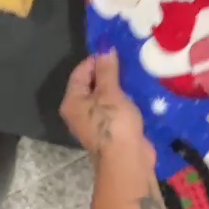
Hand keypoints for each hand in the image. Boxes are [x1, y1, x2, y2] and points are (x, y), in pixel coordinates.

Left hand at [60, 52, 152, 168]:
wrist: (127, 160)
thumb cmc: (114, 124)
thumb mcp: (110, 93)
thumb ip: (107, 70)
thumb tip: (105, 49)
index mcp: (72, 101)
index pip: (80, 72)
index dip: (96, 60)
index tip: (115, 52)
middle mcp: (78, 112)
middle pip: (91, 85)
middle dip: (108, 73)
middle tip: (126, 62)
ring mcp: (94, 123)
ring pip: (104, 98)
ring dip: (118, 88)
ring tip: (133, 75)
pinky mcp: (110, 131)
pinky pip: (115, 110)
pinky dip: (124, 102)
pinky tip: (137, 94)